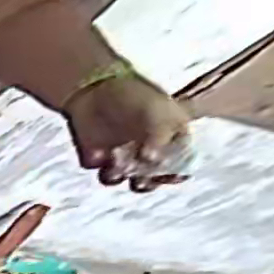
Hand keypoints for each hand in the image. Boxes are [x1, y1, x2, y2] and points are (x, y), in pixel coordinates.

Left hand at [62, 75, 189, 191]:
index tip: (171, 176)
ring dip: (121, 176)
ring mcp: (119, 156)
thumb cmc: (136, 97)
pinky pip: (97, 169)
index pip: (179, 165)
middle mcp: (146, 153)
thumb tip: (152, 160)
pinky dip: (99, 165)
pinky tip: (101, 153)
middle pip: (150, 178)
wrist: (96, 91)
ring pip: (123, 178)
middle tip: (142, 179)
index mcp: (172, 142)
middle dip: (147, 182)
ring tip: (118, 164)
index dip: (175, 174)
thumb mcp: (158, 112)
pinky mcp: (94, 157)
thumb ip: (159, 136)